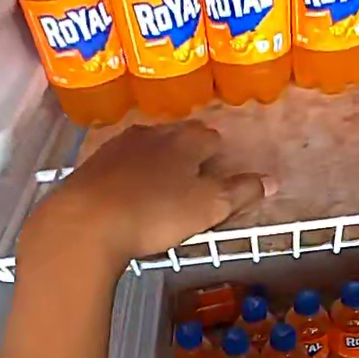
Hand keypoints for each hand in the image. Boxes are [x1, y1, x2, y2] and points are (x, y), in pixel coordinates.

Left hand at [20, 122, 273, 273]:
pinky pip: (118, 165)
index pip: (209, 136)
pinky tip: (127, 193)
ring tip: (162, 183)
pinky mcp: (91, 167)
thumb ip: (240, 193)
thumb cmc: (155, 213)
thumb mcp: (207, 207)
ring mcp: (116, 148)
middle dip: (187, 151)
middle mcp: (150, 135)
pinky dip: (128, 175)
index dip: (218, 153)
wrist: (85, 223)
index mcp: (183, 141)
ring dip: (156, 160)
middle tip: (194, 176)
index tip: (220, 169)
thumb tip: (273, 181)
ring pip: (146, 147)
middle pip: (176, 136)